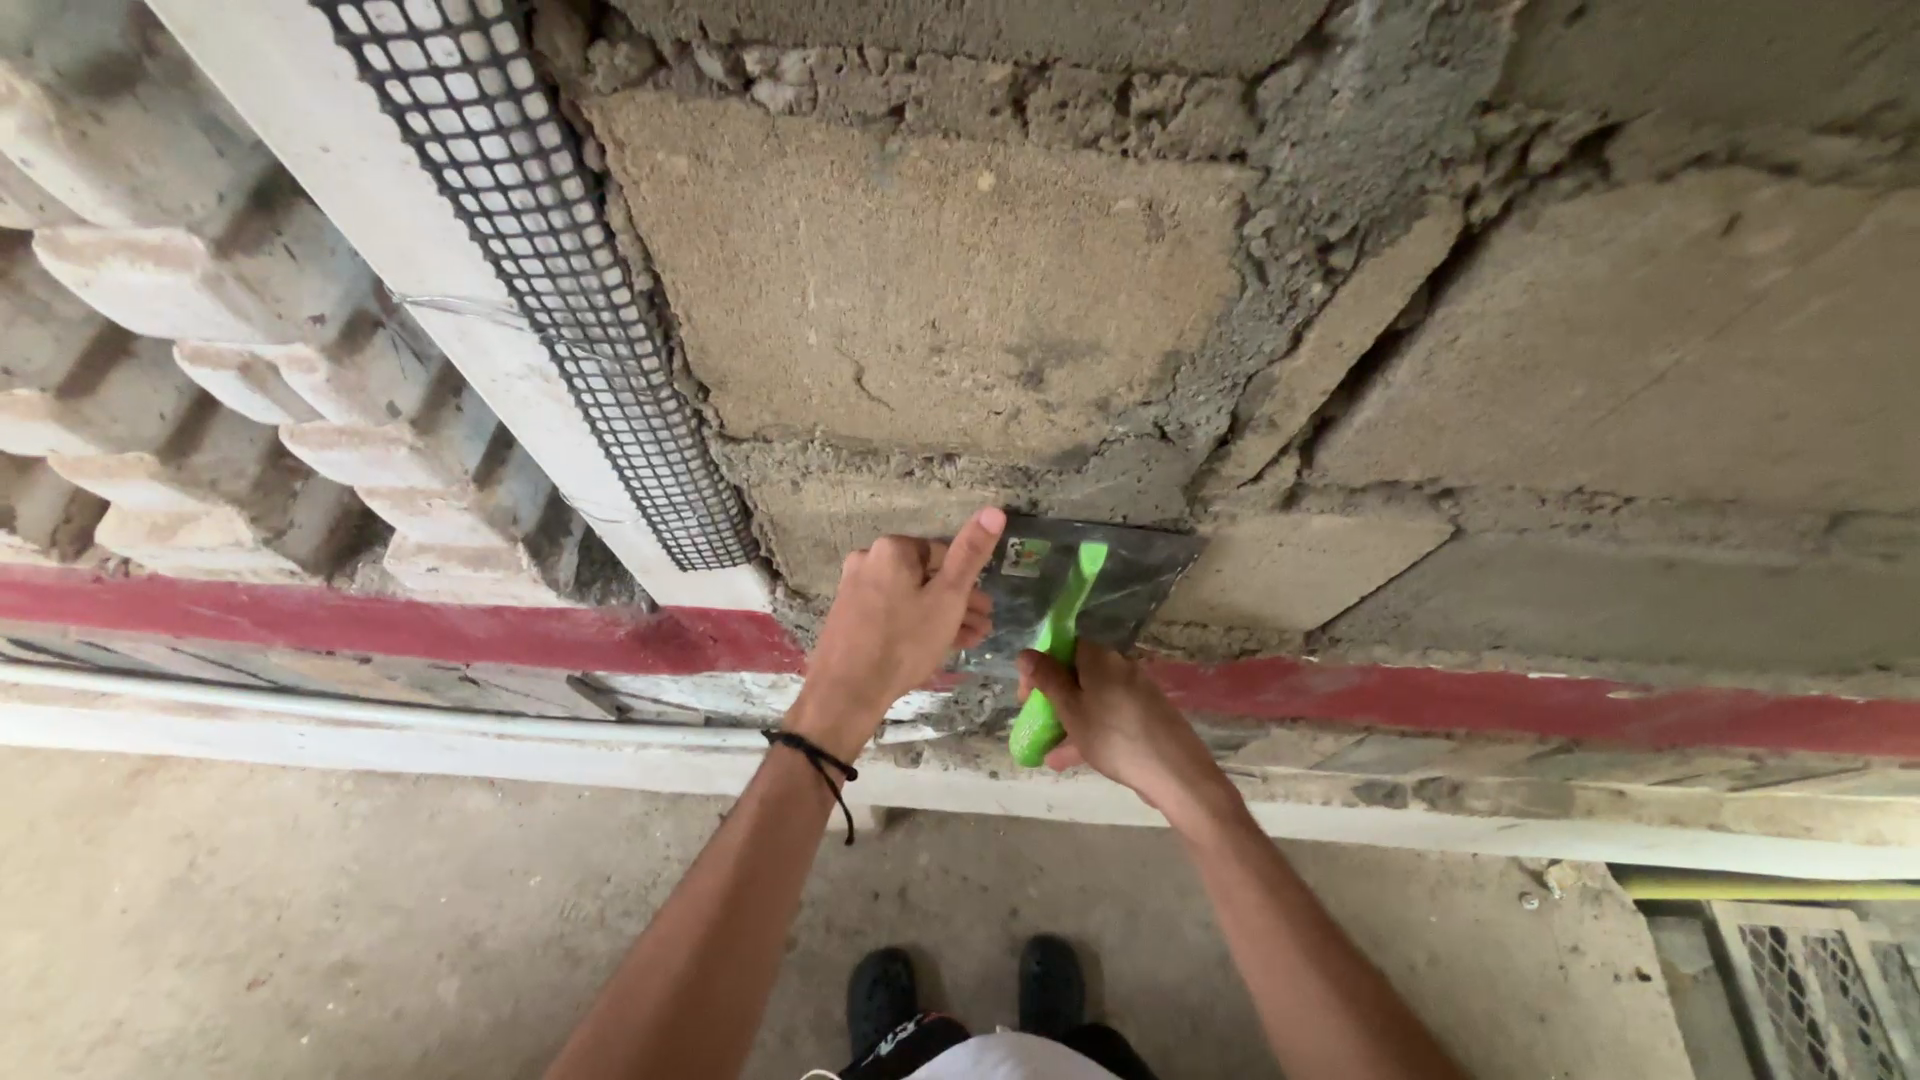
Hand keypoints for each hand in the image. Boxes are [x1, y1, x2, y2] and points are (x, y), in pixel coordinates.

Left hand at [788, 506, 1005, 758]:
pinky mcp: (849, 616)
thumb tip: (995, 509)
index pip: (942, 554)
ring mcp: (855, 589)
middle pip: (925, 577)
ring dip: (941, 616)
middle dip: (958, 602)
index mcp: (892, 549)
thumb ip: (971, 554)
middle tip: (983, 627)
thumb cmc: (904, 642)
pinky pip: (892, 612)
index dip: (968, 583)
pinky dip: (916, 624)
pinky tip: (937, 647)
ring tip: (969, 641)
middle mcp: (868, 560)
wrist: (847, 692)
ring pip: (910, 597)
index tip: (986, 609)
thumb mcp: (948, 598)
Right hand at [1018, 642, 1239, 826]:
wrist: (1175, 772)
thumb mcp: (1071, 709)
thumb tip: (1025, 652)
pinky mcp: (1146, 716)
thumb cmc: (1114, 736)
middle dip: (1053, 700)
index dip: (1041, 668)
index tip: (1027, 697)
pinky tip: (1070, 761)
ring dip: (1068, 722)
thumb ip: (1047, 679)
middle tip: (1037, 724)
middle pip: (1078, 675)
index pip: (1063, 647)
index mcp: (1100, 658)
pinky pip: (1108, 717)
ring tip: (1049, 754)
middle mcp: (1119, 668)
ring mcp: (1136, 693)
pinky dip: (1089, 731)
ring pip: (1092, 700)